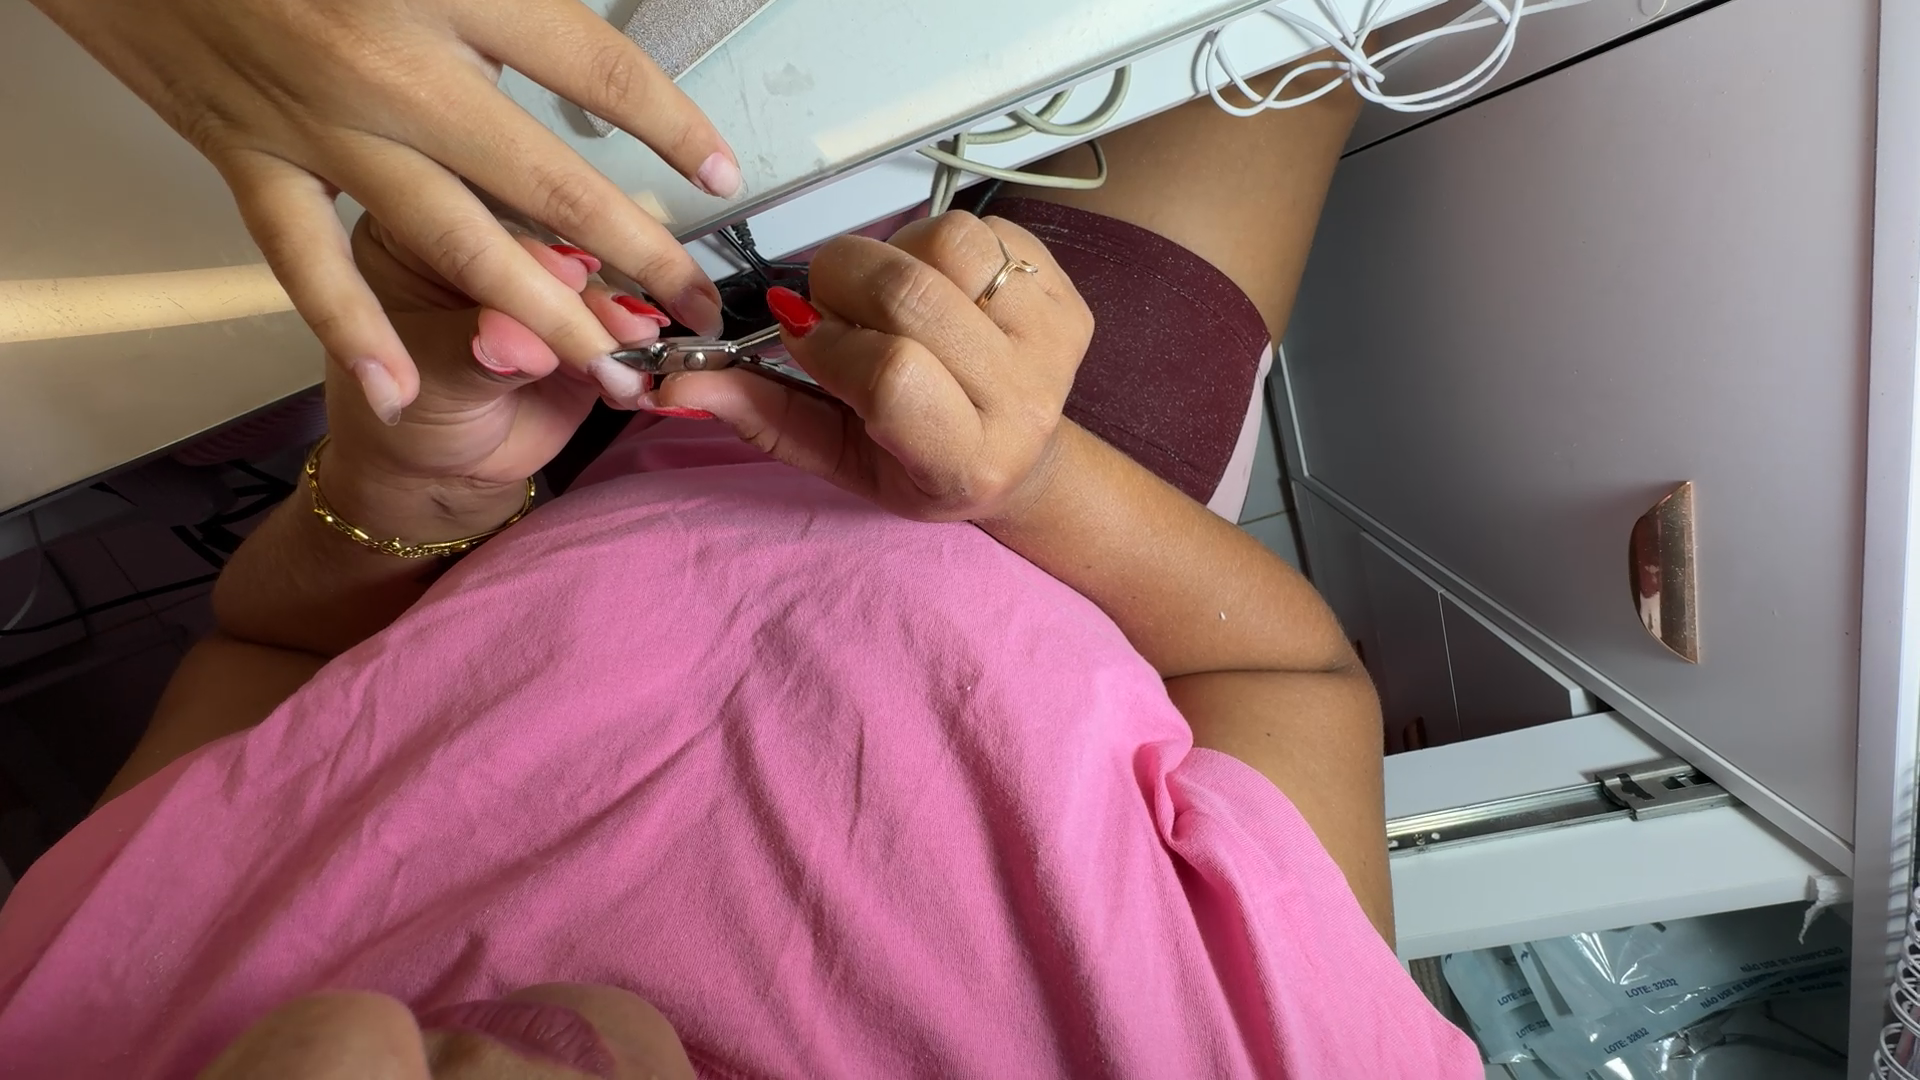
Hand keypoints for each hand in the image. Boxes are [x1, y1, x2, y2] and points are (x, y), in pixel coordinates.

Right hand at [30, 0, 734, 421]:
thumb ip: (513, 1)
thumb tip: (593, 60)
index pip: (599, 74)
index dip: (672, 129)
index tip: (721, 176)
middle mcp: (391, 65)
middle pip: (553, 188)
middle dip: (642, 259)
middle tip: (698, 310)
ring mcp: (314, 120)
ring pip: (460, 243)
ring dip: (547, 318)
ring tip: (616, 372)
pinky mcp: (237, 151)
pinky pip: (300, 257)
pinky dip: (346, 325)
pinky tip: (395, 391)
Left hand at [314, 214, 667, 541]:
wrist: (452, 467)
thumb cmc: (416, 412)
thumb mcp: (432, 379)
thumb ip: (476, 355)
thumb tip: (520, 343)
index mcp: (426, 236)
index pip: (485, 230)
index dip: (533, 256)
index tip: (573, 279)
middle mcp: (494, 253)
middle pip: (556, 254)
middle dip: (598, 289)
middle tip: (629, 322)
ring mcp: (549, 295)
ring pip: (597, 294)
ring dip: (624, 320)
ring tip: (641, 347)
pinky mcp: (589, 334)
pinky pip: (621, 336)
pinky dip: (638, 353)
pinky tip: (644, 370)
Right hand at [647, 212, 1094, 523]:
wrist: (1016, 457)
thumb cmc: (925, 469)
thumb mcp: (845, 464)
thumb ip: (770, 420)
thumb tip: (679, 383)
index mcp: (966, 459)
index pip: (893, 376)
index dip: (832, 344)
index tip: (809, 341)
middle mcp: (1022, 402)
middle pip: (912, 295)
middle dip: (845, 283)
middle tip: (838, 310)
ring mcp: (1052, 343)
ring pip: (949, 242)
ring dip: (894, 256)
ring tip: (891, 301)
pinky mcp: (1065, 294)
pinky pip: (983, 227)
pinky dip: (936, 244)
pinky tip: (937, 289)